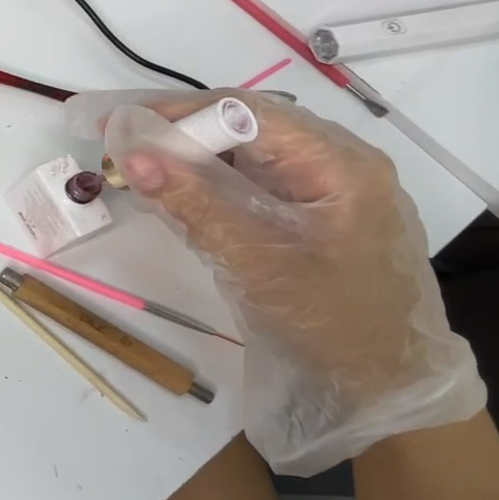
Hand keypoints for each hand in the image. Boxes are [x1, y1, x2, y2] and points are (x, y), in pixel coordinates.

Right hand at [69, 90, 486, 474]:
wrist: (387, 389)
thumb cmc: (331, 322)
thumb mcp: (256, 261)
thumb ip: (193, 201)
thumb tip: (130, 152)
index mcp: (338, 163)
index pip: (243, 112)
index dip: (172, 110)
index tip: (111, 120)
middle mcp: (335, 163)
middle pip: (242, 124)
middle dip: (174, 128)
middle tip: (111, 138)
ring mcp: (324, 189)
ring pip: (242, 151)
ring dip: (185, 152)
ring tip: (131, 161)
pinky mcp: (310, 215)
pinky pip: (249, 179)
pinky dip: (203, 178)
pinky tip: (170, 188)